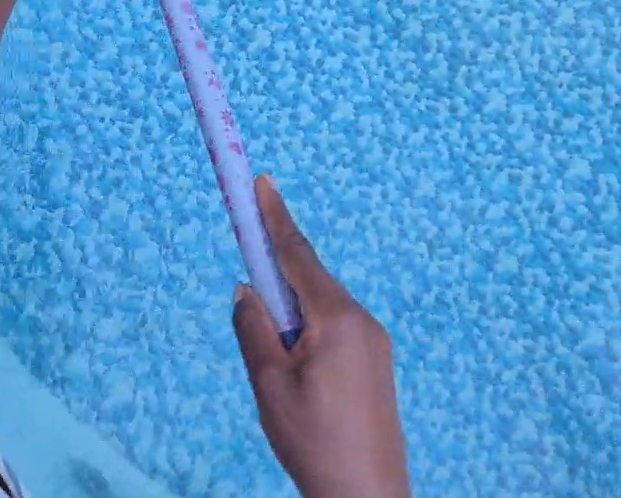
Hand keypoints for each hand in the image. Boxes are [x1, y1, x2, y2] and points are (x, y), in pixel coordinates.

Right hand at [233, 176, 410, 497]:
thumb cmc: (314, 441)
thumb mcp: (268, 381)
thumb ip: (253, 326)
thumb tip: (247, 289)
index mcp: (336, 319)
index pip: (297, 253)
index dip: (274, 215)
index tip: (262, 180)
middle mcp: (360, 321)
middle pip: (308, 274)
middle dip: (275, 262)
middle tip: (248, 245)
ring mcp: (372, 342)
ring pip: (319, 300)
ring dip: (287, 299)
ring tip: (268, 338)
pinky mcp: (373, 362)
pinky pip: (331, 321)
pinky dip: (304, 318)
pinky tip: (290, 347)